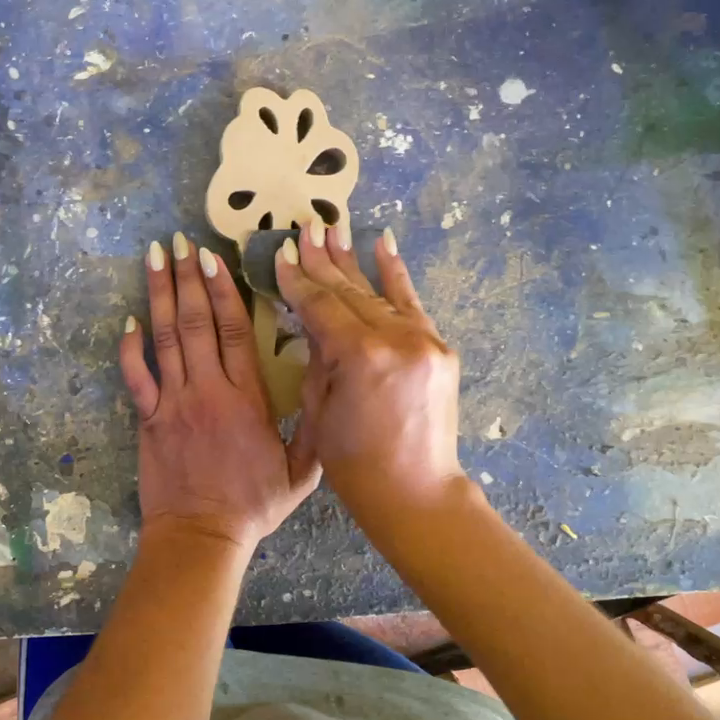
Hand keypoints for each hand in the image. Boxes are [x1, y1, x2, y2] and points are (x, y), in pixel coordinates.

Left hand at [120, 232, 320, 548]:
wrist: (201, 535)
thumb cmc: (253, 507)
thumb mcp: (303, 473)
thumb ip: (318, 431)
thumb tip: (336, 392)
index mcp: (247, 399)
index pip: (235, 330)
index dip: (222, 289)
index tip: (213, 257)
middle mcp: (208, 391)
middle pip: (196, 322)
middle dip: (186, 277)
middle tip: (178, 241)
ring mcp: (174, 403)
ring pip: (165, 338)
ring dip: (158, 295)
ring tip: (154, 258)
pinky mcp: (149, 420)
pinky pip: (136, 377)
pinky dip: (130, 347)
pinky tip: (128, 318)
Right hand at [275, 220, 465, 520]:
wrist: (415, 491)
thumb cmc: (353, 462)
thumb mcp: (319, 406)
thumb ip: (318, 356)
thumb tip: (315, 323)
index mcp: (360, 355)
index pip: (320, 306)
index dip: (297, 280)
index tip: (281, 254)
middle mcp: (396, 338)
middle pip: (349, 292)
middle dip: (322, 261)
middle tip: (303, 228)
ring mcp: (423, 341)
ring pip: (377, 294)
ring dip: (351, 262)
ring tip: (331, 229)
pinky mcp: (438, 348)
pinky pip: (412, 304)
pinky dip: (395, 275)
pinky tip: (382, 244)